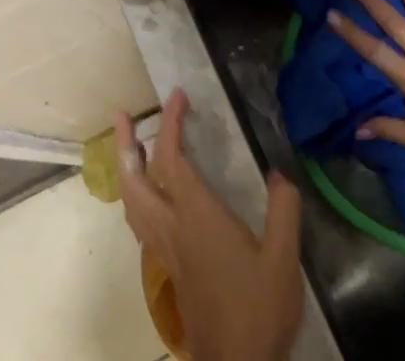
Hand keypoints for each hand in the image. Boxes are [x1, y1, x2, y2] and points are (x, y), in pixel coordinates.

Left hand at [116, 89, 302, 360]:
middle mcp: (172, 230)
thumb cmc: (259, 307)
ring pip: (132, 204)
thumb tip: (278, 173)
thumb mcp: (284, 257)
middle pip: (135, 181)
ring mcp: (166, 251)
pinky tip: (153, 197)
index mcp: (197, 218)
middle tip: (121, 116)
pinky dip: (138, 197)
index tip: (178, 96)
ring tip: (131, 149)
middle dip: (125, 145)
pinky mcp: (169, 269)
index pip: (173, 160)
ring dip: (127, 170)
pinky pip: (141, 223)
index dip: (171, 124)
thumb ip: (283, 210)